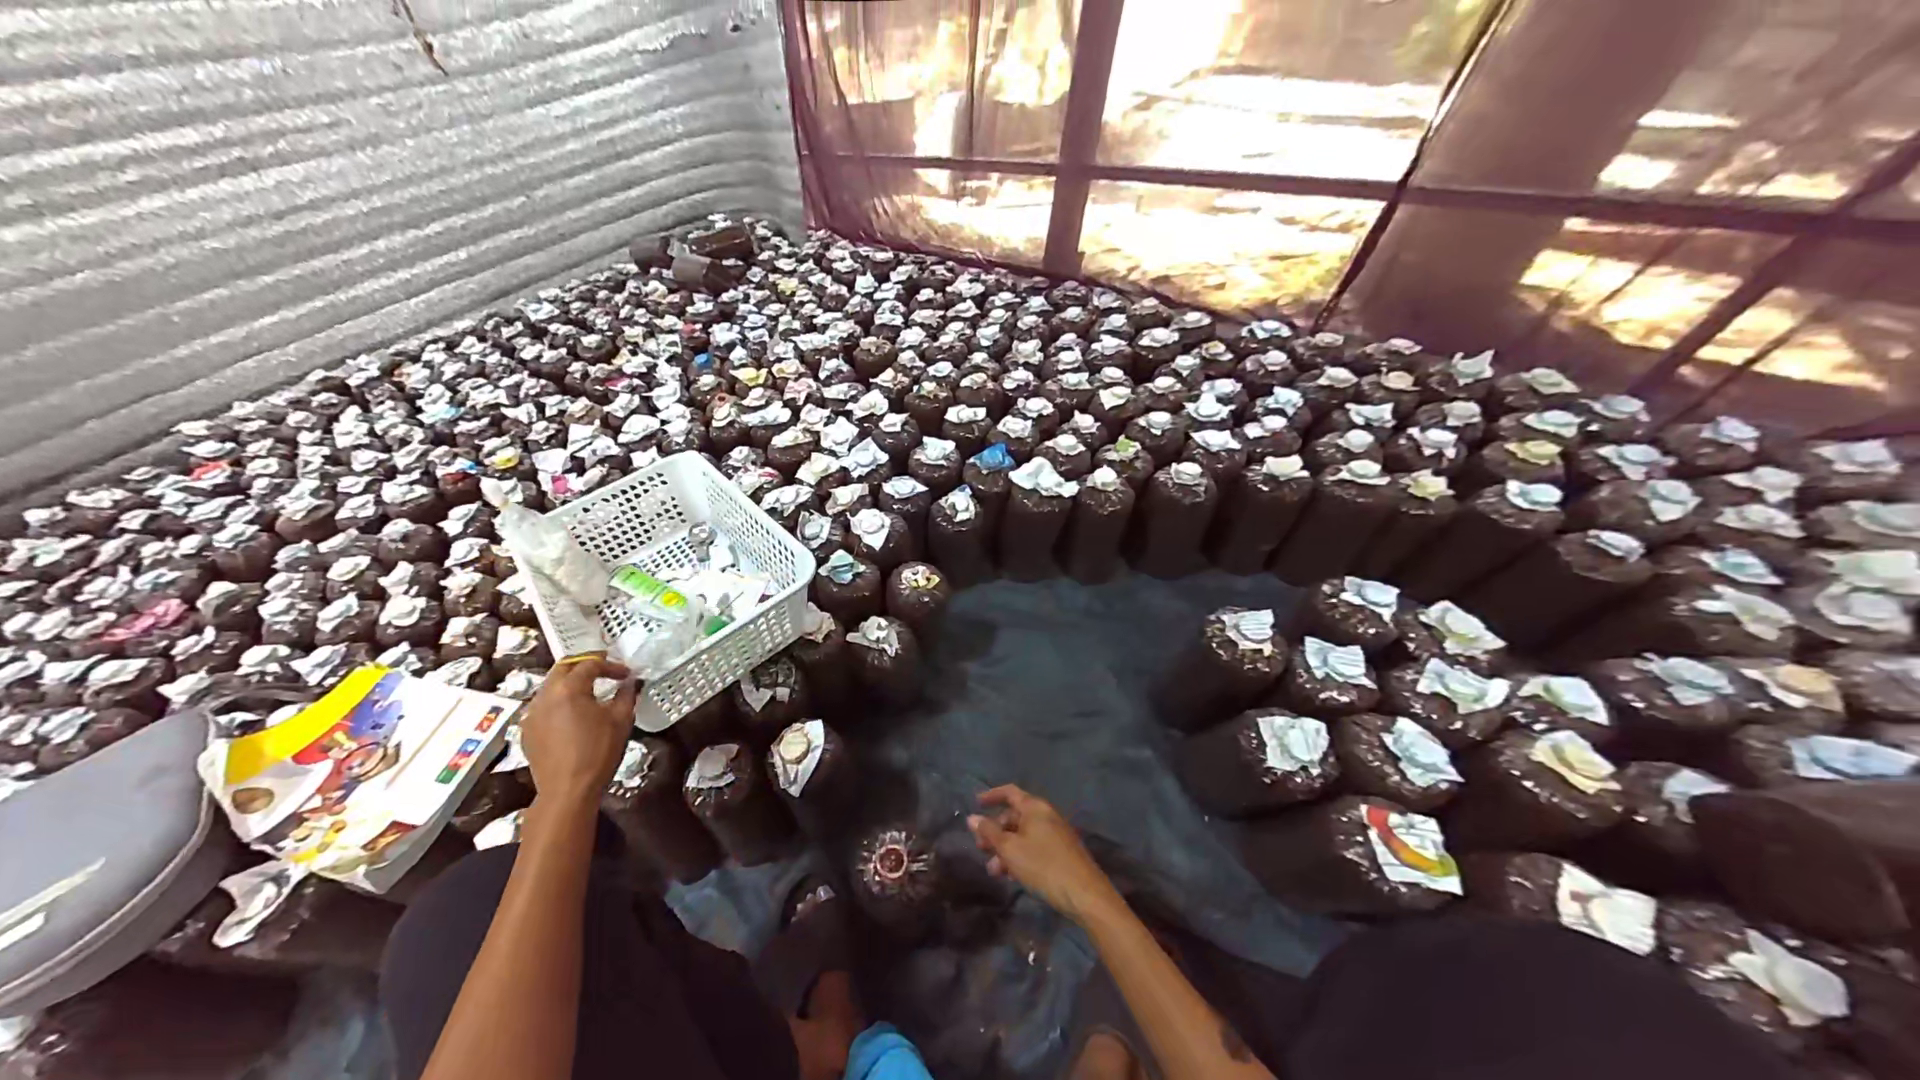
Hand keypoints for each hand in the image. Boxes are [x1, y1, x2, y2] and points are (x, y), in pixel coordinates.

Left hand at [519, 655, 636, 804]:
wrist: (568, 789)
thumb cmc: (598, 751)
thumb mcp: (621, 720)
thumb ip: (626, 694)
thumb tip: (629, 683)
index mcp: (569, 688)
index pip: (590, 664)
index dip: (611, 665)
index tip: (626, 674)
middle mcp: (545, 695)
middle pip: (563, 668)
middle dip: (584, 665)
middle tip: (604, 669)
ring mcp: (532, 714)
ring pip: (550, 686)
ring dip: (570, 683)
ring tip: (589, 691)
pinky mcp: (527, 731)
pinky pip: (543, 706)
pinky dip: (559, 702)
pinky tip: (572, 715)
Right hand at [967, 785, 1120, 924]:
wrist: (1084, 894)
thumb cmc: (1043, 865)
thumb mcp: (1010, 849)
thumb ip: (989, 832)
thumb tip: (972, 817)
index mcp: (1035, 807)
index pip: (1010, 792)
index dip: (991, 795)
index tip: (976, 803)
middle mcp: (1046, 815)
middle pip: (1015, 815)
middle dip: (995, 831)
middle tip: (981, 849)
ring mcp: (1056, 834)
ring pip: (1023, 835)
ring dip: (1005, 849)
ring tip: (994, 871)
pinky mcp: (1062, 852)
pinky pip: (1034, 847)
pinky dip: (1020, 856)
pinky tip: (1012, 876)